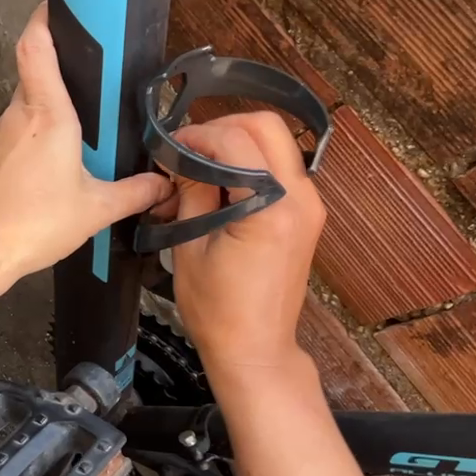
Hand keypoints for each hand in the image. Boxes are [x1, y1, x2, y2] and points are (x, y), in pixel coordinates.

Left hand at [0, 4, 173, 287]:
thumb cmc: (35, 224)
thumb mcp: (97, 209)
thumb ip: (135, 192)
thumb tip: (162, 185)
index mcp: (47, 115)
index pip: (36, 47)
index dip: (44, 19)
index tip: (57, 6)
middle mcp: (16, 117)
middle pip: (36, 78)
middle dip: (62, 79)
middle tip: (92, 90)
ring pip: (25, 111)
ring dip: (49, 117)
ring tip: (78, 142)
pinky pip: (13, 138)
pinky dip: (32, 143)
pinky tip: (49, 172)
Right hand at [162, 112, 325, 376]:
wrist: (254, 348)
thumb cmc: (216, 308)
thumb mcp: (190, 246)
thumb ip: (191, 192)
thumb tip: (179, 156)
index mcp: (271, 208)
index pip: (235, 141)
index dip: (195, 136)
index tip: (166, 148)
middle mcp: (301, 198)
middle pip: (266, 127)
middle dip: (220, 128)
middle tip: (184, 151)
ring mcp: (309, 205)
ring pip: (274, 144)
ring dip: (232, 146)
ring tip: (195, 174)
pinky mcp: (305, 215)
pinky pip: (277, 170)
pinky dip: (245, 166)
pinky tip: (215, 190)